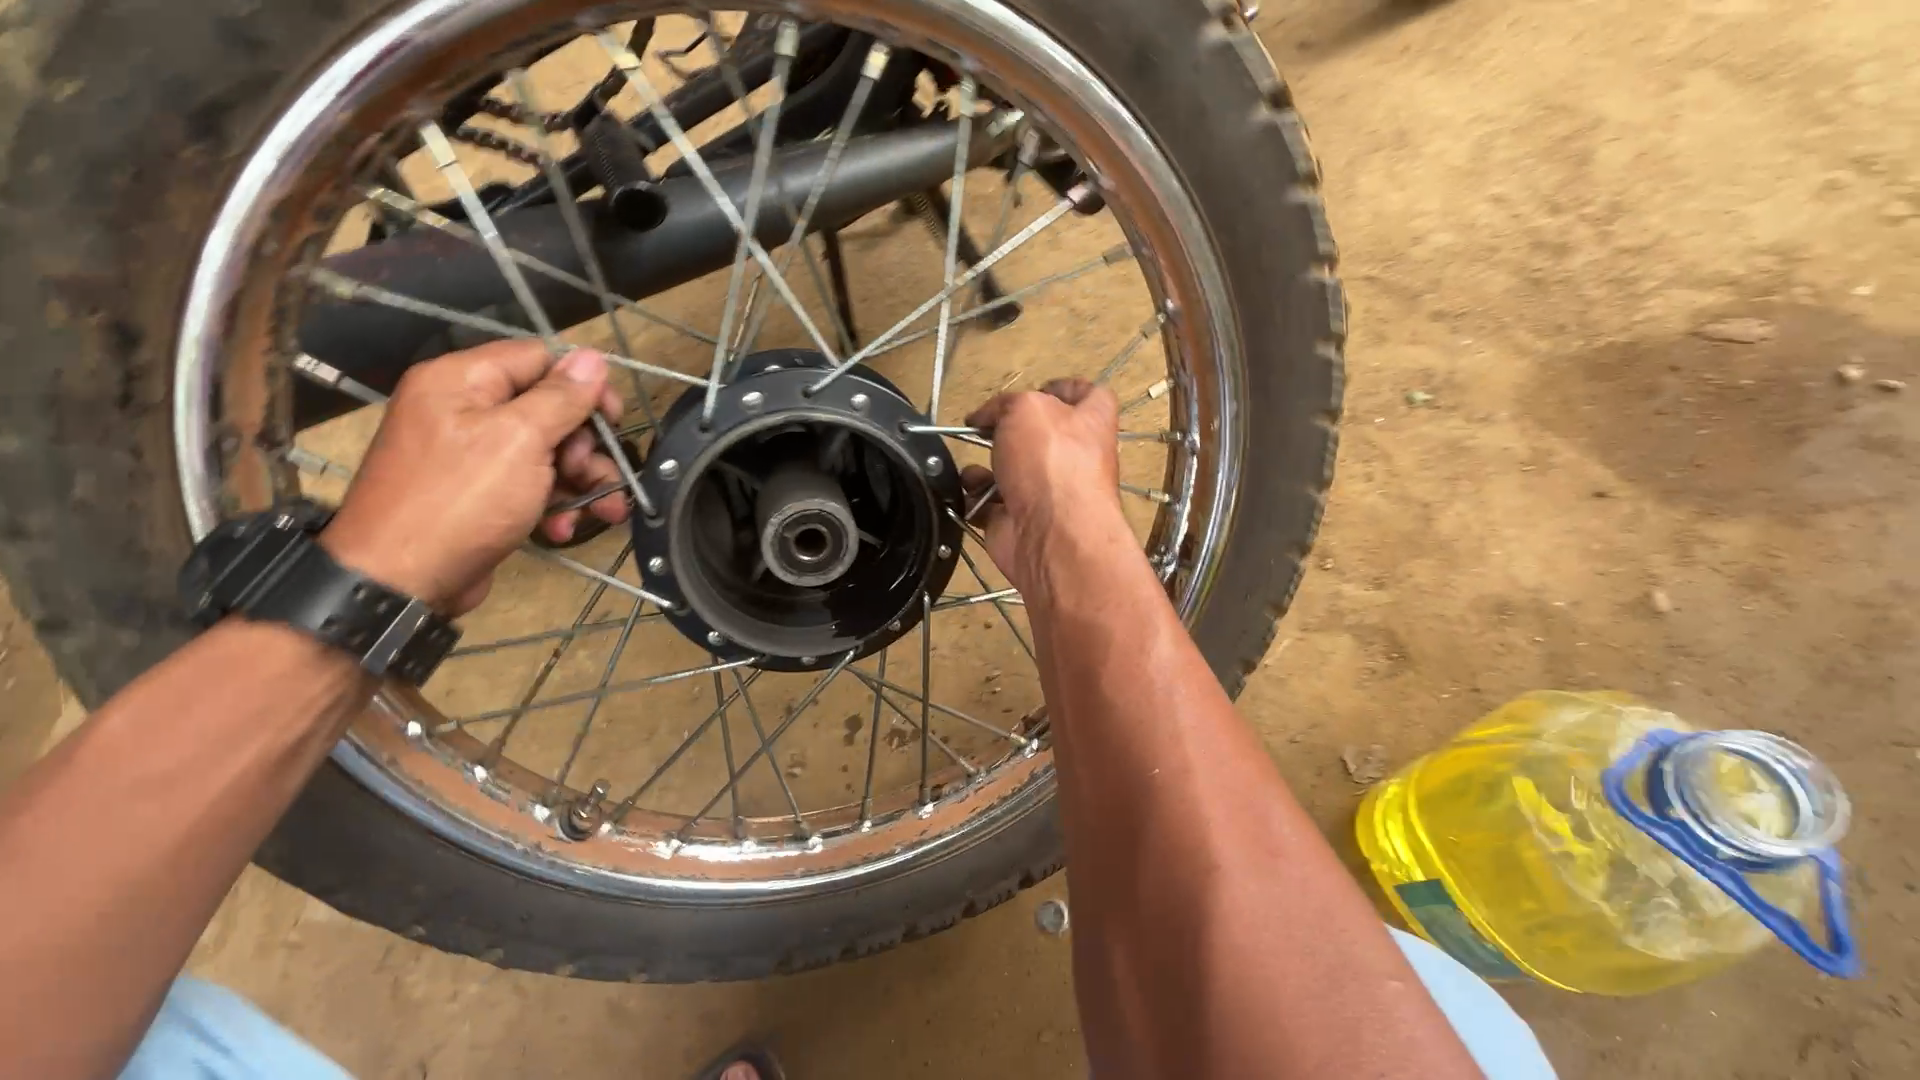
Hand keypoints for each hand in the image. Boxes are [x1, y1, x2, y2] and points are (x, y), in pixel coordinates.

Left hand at [320, 340, 631, 615]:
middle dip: (584, 446)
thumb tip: (592, 357)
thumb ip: (560, 397)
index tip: (613, 420)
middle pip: (549, 409)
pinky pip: (529, 483)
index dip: (582, 385)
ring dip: (581, 482)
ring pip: (547, 451)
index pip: (540, 359)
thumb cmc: (461, 500)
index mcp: (462, 380)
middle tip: (592, 474)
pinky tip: (562, 528)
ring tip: (601, 512)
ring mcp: (471, 454)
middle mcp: (464, 409)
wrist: (401, 581)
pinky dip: (553, 504)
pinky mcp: (480, 492)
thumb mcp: (520, 440)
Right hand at [962, 378, 1123, 594]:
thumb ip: (1005, 404)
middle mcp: (1073, 458)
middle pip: (1040, 436)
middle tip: (985, 428)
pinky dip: (974, 498)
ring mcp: (1046, 493)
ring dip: (984, 467)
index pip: (1090, 396)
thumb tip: (984, 417)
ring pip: (1009, 471)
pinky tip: (968, 493)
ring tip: (975, 466)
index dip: (1066, 389)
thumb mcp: (1026, 408)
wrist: (1052, 536)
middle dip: (1008, 431)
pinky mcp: (1018, 520)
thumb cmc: (1051, 461)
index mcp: (1090, 423)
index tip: (1037, 389)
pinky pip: (989, 504)